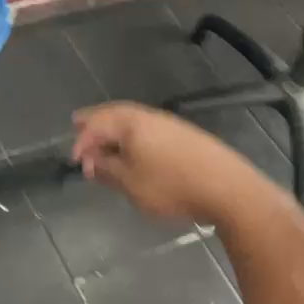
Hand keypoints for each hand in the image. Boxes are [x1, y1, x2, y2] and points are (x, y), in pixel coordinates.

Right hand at [70, 102, 255, 220]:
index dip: (81, 142)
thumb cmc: (172, 186)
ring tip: (104, 138)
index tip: (74, 162)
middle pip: (114, 114)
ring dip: (115, 128)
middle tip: (77, 125)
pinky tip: (135, 148)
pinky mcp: (185, 136)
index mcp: (130, 123)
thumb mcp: (130, 183)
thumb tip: (91, 161)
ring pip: (133, 121)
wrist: (229, 189)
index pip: (96, 126)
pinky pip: (148, 129)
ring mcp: (169, 124)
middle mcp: (148, 116)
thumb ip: (107, 170)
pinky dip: (133, 135)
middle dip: (95, 121)